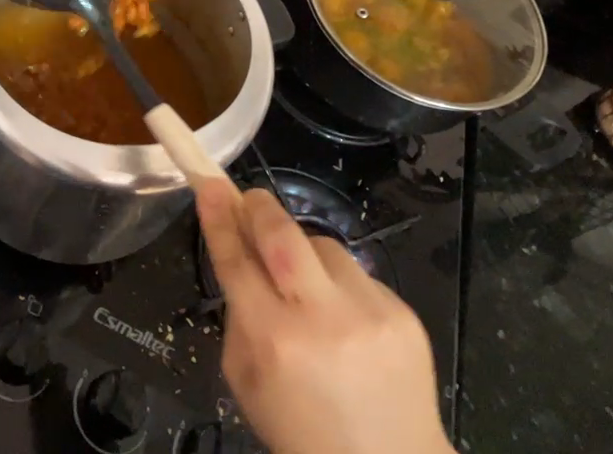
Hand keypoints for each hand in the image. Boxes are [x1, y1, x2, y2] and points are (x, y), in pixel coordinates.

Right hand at [198, 183, 452, 453]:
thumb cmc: (302, 431)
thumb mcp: (246, 382)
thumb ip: (240, 318)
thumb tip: (244, 263)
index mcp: (275, 340)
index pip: (237, 261)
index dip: (219, 218)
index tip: (210, 184)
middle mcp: (322, 318)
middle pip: (283, 235)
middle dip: (260, 208)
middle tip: (249, 198)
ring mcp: (369, 312)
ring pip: (323, 246)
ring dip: (304, 253)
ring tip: (306, 286)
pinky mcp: (402, 313)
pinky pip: (358, 274)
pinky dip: (340, 284)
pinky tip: (344, 318)